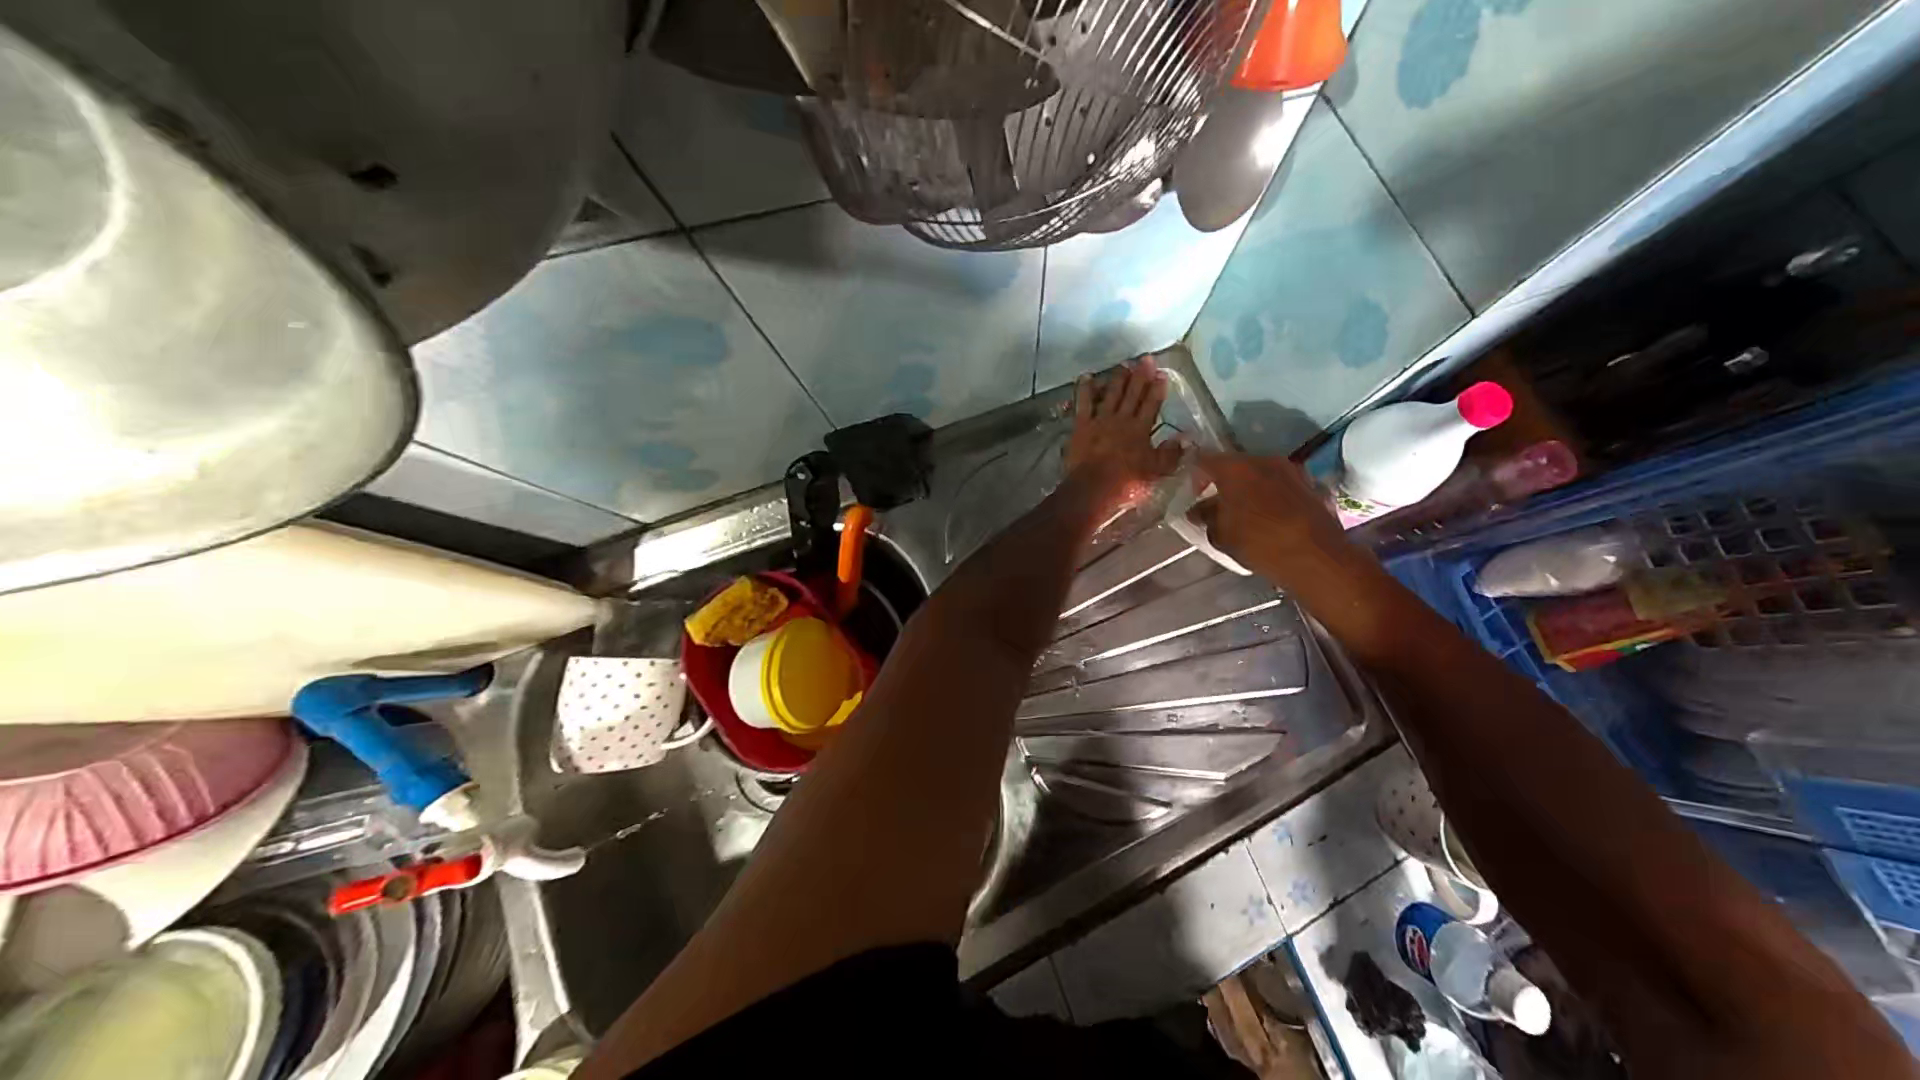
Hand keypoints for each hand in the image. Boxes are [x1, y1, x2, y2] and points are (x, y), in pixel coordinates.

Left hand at [1065, 357, 1182, 513]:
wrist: (1093, 487)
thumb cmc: (1127, 482)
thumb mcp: (1155, 471)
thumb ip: (1171, 454)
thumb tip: (1186, 438)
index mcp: (1140, 429)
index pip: (1152, 404)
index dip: (1157, 388)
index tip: (1161, 373)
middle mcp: (1122, 419)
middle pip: (1132, 393)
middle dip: (1140, 375)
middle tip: (1145, 358)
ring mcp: (1100, 420)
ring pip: (1111, 393)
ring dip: (1118, 378)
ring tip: (1124, 364)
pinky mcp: (1081, 425)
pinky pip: (1084, 403)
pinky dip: (1086, 389)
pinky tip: (1087, 376)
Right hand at [1189, 452, 1351, 581]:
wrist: (1316, 557)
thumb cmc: (1259, 543)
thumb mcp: (1221, 535)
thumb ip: (1206, 517)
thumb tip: (1200, 510)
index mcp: (1235, 468)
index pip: (1205, 460)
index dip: (1195, 474)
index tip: (1193, 492)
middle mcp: (1264, 460)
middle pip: (1236, 465)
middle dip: (1225, 482)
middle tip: (1218, 504)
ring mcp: (1292, 471)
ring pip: (1262, 474)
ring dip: (1251, 489)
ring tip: (1246, 513)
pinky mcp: (1312, 485)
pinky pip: (1282, 486)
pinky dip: (1273, 497)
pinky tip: (1271, 518)